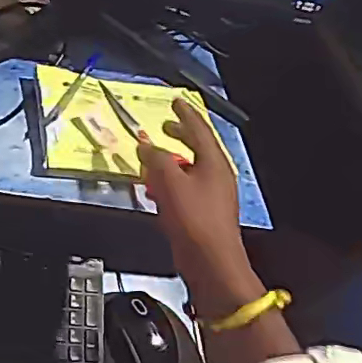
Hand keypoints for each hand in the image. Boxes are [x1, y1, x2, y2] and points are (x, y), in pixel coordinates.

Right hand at [138, 98, 261, 313]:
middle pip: (196, 148)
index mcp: (213, 163)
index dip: (185, 115)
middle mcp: (216, 175)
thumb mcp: (170, 183)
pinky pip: (184, 188)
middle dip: (179, 136)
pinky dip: (169, 182)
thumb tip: (145, 146)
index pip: (198, 130)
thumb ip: (156, 160)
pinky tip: (156, 189)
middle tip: (165, 127)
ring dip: (171, 161)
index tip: (176, 102)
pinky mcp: (202, 212)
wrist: (209, 260)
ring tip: (154, 158)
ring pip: (189, 169)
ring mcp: (211, 194)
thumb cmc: (194, 219)